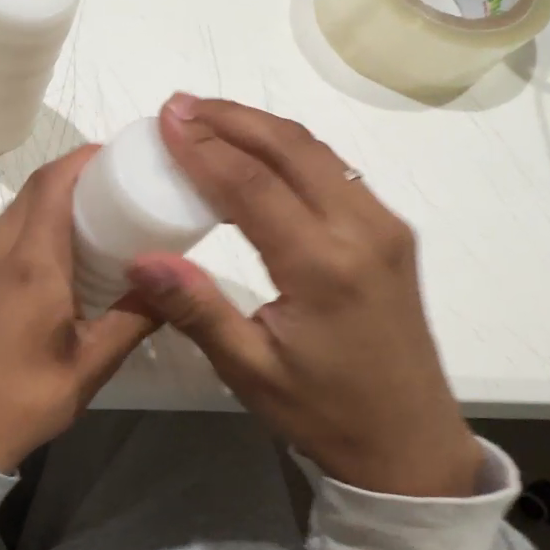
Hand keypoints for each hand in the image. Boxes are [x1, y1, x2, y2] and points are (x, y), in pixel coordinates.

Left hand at [0, 146, 158, 473]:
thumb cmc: (28, 399)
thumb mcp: (92, 363)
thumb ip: (135, 318)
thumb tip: (172, 282)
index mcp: (30, 265)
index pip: (52, 184)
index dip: (85, 159)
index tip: (120, 158)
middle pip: (31, 190)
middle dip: (73, 176)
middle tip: (115, 189)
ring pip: (11, 211)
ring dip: (48, 201)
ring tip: (90, 217)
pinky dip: (26, 226)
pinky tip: (53, 253)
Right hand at [127, 95, 481, 497]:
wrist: (408, 443)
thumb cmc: (322, 412)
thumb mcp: (249, 369)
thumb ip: (197, 310)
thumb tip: (140, 260)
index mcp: (324, 266)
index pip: (253, 186)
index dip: (204, 148)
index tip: (164, 120)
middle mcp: (363, 231)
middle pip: (292, 150)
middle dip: (232, 120)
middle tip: (178, 105)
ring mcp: (384, 229)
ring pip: (319, 154)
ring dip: (261, 129)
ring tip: (208, 119)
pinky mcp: (389, 237)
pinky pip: (335, 174)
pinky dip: (288, 153)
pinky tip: (256, 156)